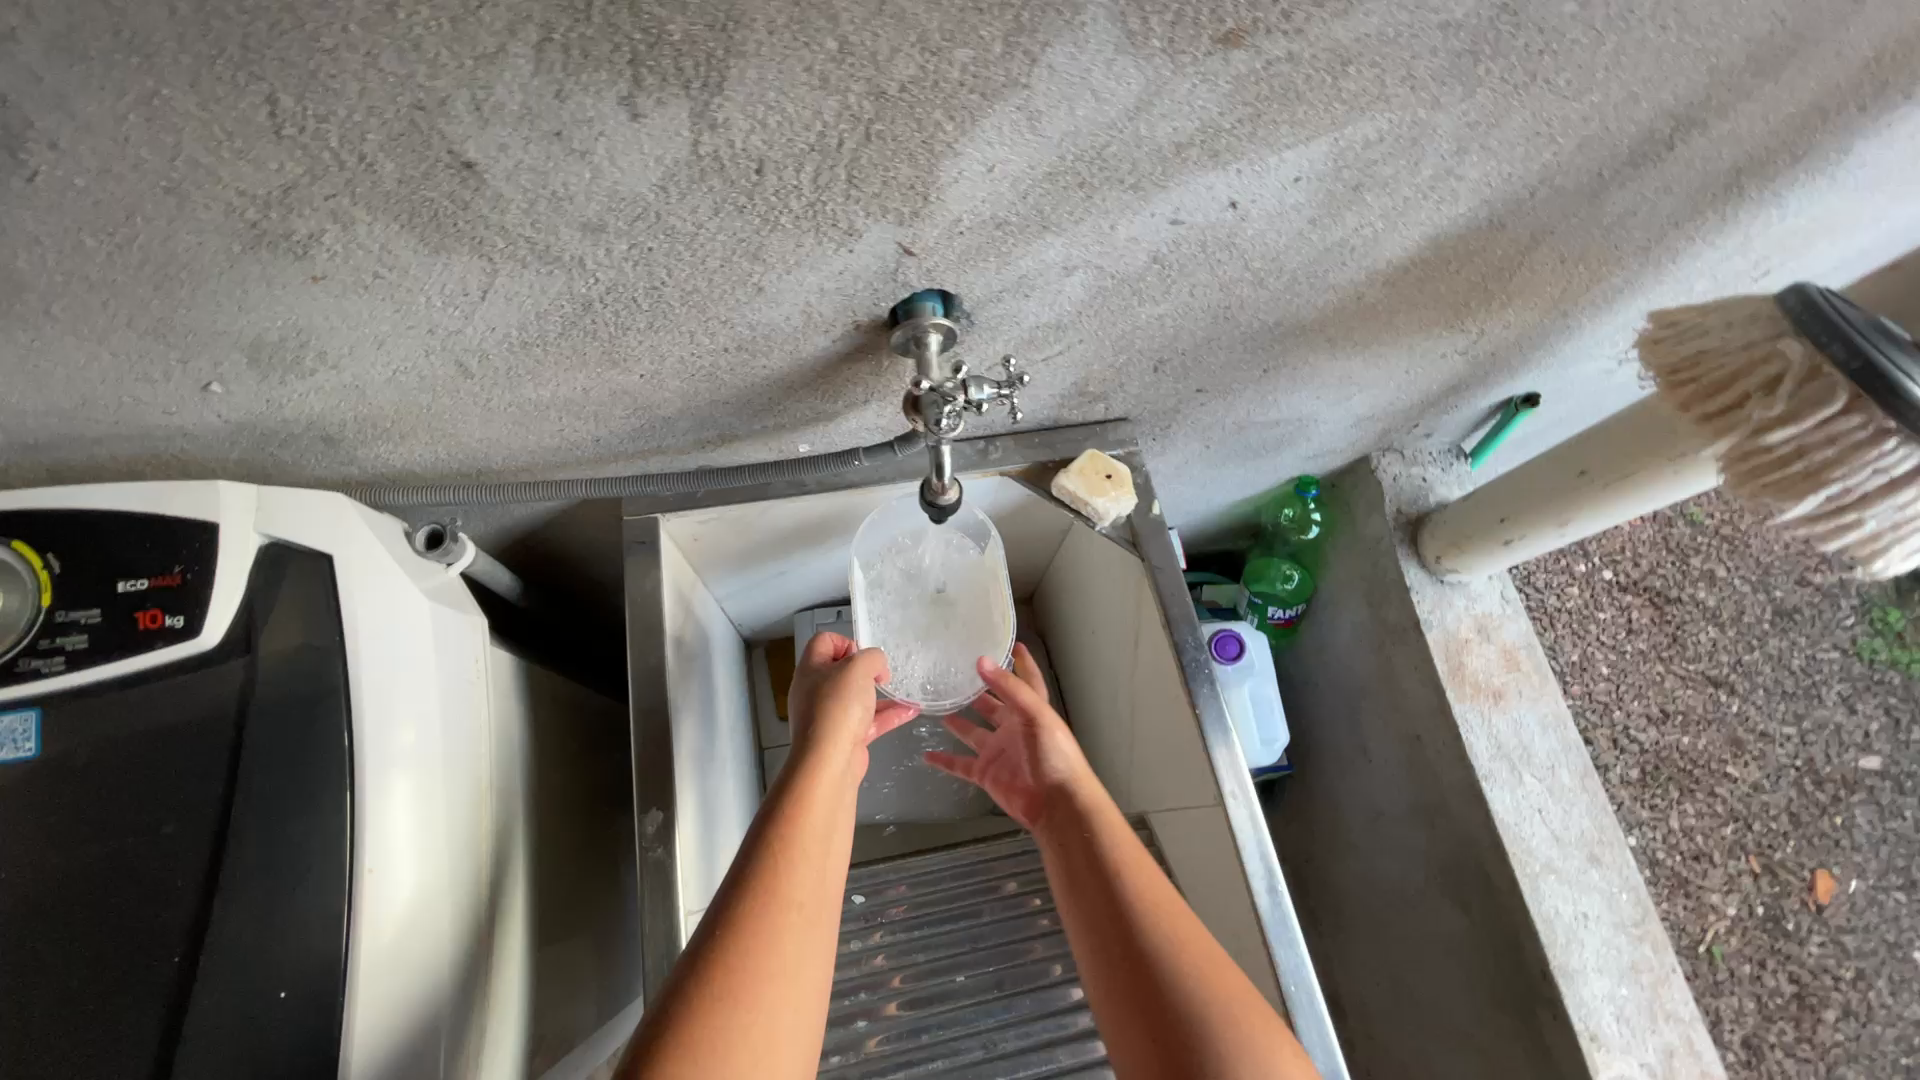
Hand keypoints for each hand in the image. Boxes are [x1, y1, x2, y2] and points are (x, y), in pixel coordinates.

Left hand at [788, 632, 919, 774]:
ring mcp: (830, 715)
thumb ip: (872, 657)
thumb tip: (876, 668)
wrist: (829, 762)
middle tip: (881, 674)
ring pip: (858, 698)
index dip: (846, 642)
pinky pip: (869, 720)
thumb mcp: (858, 668)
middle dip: (866, 670)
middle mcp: (816, 690)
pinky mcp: (845, 737)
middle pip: (842, 671)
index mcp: (811, 669)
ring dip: (882, 694)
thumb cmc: (838, 706)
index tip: (864, 655)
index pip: (823, 642)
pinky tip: (911, 711)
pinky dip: (888, 715)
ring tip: (904, 691)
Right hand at [924, 643, 1094, 829]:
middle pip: (993, 704)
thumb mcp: (1035, 714)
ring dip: (958, 720)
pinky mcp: (987, 773)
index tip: (1011, 645)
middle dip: (978, 690)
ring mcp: (999, 751)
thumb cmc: (1054, 754)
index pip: (1026, 681)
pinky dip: (945, 760)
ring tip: (937, 704)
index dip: (1021, 664)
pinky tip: (926, 754)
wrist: (1056, 804)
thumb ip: (1010, 688)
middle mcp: (1014, 727)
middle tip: (954, 673)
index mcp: (1031, 710)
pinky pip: (961, 764)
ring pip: (973, 731)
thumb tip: (981, 661)